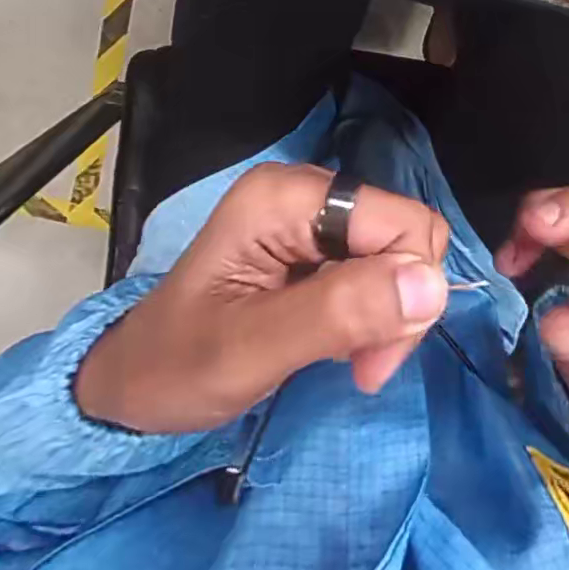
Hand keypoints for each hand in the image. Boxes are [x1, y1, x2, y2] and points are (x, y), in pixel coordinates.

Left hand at [75, 163, 451, 433]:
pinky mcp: (311, 243)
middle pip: (403, 234)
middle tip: (362, 362)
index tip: (375, 355)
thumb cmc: (178, 364)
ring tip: (346, 358)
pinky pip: (375, 269)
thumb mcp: (252, 348)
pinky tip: (339, 343)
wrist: (137, 377)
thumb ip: (339, 312)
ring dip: (386, 314)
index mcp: (283, 197)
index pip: (399, 220)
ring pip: (396, 254)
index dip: (406, 287)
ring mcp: (307, 216)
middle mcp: (302, 192)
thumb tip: (432, 284)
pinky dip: (371, 312)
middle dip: (397, 304)